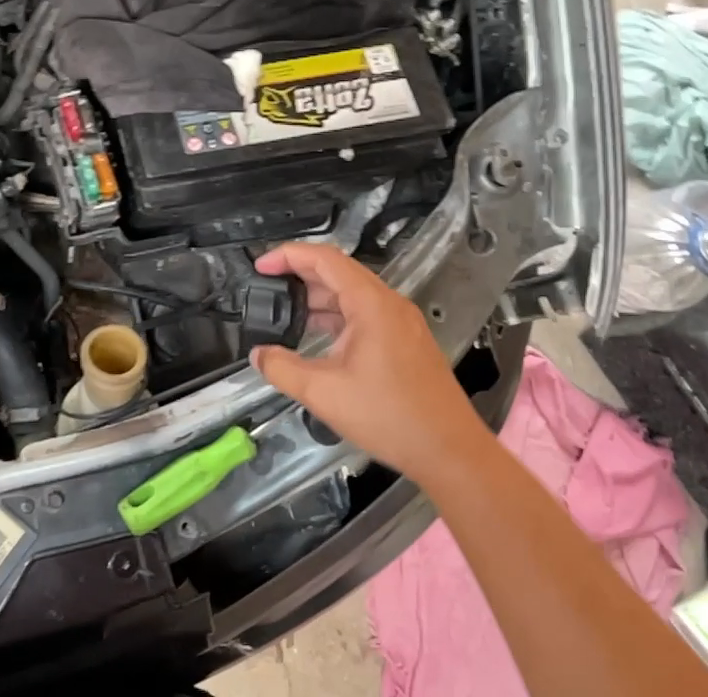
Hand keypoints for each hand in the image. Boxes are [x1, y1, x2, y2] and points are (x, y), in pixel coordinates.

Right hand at [249, 243, 488, 484]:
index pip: (325, 259)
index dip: (288, 255)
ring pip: (352, 294)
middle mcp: (390, 305)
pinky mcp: (406, 342)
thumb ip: (281, 368)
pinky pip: (364, 314)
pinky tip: (317, 335)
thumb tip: (258, 355)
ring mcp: (402, 323)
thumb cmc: (389, 417)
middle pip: (339, 272)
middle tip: (267, 288)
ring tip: (285, 313)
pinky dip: (336, 316)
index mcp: (372, 305)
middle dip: (299, 275)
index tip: (261, 265)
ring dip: (317, 298)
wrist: (450, 452)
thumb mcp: (322, 393)